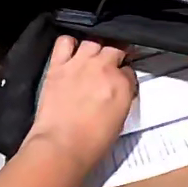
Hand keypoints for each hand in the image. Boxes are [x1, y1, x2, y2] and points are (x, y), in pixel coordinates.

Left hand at [21, 36, 136, 171]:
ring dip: (95, 48)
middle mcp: (103, 68)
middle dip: (115, 55)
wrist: (61, 145)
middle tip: (110, 65)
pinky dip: (69, 43)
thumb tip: (120, 89)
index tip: (120, 80)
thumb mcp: (120, 120)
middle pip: (114, 49)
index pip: (129, 70)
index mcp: (122, 84)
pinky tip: (71, 53)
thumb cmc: (92, 142)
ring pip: (93, 41)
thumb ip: (122, 97)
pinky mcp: (58, 66)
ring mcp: (79, 64)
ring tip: (91, 58)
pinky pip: (65, 42)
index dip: (125, 75)